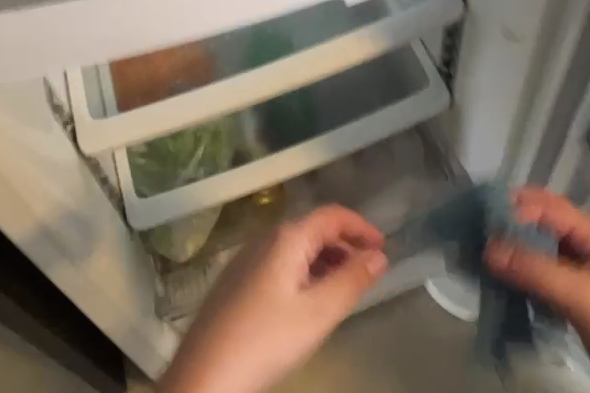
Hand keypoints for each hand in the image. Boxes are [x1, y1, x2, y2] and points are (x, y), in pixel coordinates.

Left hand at [158, 205, 386, 392]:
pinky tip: (307, 302)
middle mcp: (264, 239)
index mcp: (286, 238)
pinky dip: (303, 272)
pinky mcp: (236, 281)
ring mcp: (246, 259)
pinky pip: (279, 264)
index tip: (384, 247)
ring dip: (324, 261)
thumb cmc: (267, 340)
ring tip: (343, 289)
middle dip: (344, 246)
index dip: (360, 227)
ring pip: (295, 248)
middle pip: (313, 229)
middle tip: (368, 273)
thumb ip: (351, 281)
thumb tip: (378, 255)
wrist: (206, 374)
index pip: (331, 216)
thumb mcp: (318, 313)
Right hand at [485, 188, 589, 392]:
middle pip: (541, 227)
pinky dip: (520, 280)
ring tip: (476, 257)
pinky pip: (540, 283)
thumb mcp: (583, 295)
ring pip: (538, 255)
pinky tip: (497, 285)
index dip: (515, 207)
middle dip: (509, 227)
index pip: (547, 207)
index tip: (478, 216)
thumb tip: (486, 248)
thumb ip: (536, 270)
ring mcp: (579, 279)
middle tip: (472, 233)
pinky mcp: (573, 306)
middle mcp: (585, 250)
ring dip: (512, 254)